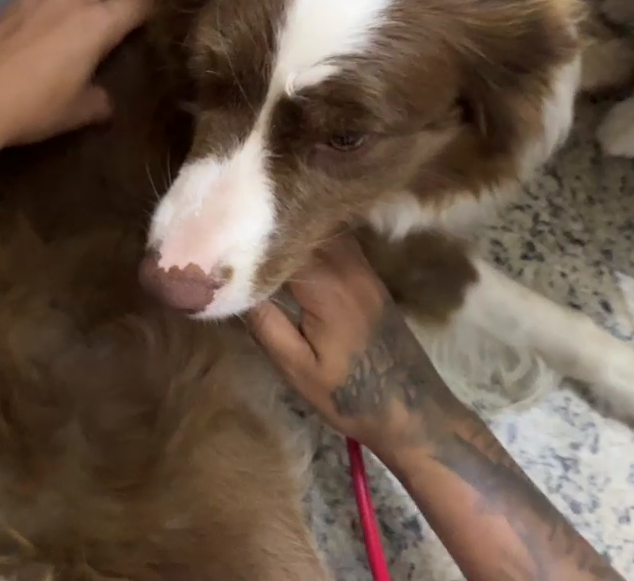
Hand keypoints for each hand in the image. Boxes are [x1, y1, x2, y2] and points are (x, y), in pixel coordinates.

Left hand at [0, 0, 151, 155]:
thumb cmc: (32, 106)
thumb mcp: (75, 112)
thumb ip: (98, 103)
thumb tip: (106, 103)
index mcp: (97, 24)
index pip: (135, 3)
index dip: (146, 10)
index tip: (148, 21)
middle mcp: (68, 1)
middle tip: (109, 18)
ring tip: (69, 22)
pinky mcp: (3, 8)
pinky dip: (42, 8)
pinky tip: (33, 35)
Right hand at [245, 234, 460, 457]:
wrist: (411, 408)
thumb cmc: (348, 393)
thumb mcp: (296, 369)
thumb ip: (264, 324)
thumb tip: (230, 288)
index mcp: (327, 285)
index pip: (282, 243)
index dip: (250, 239)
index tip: (222, 242)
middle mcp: (347, 264)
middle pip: (303, 226)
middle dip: (269, 228)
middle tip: (234, 232)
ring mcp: (362, 265)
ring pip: (321, 227)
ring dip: (292, 228)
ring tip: (258, 234)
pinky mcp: (368, 272)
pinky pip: (336, 238)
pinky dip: (312, 235)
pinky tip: (292, 246)